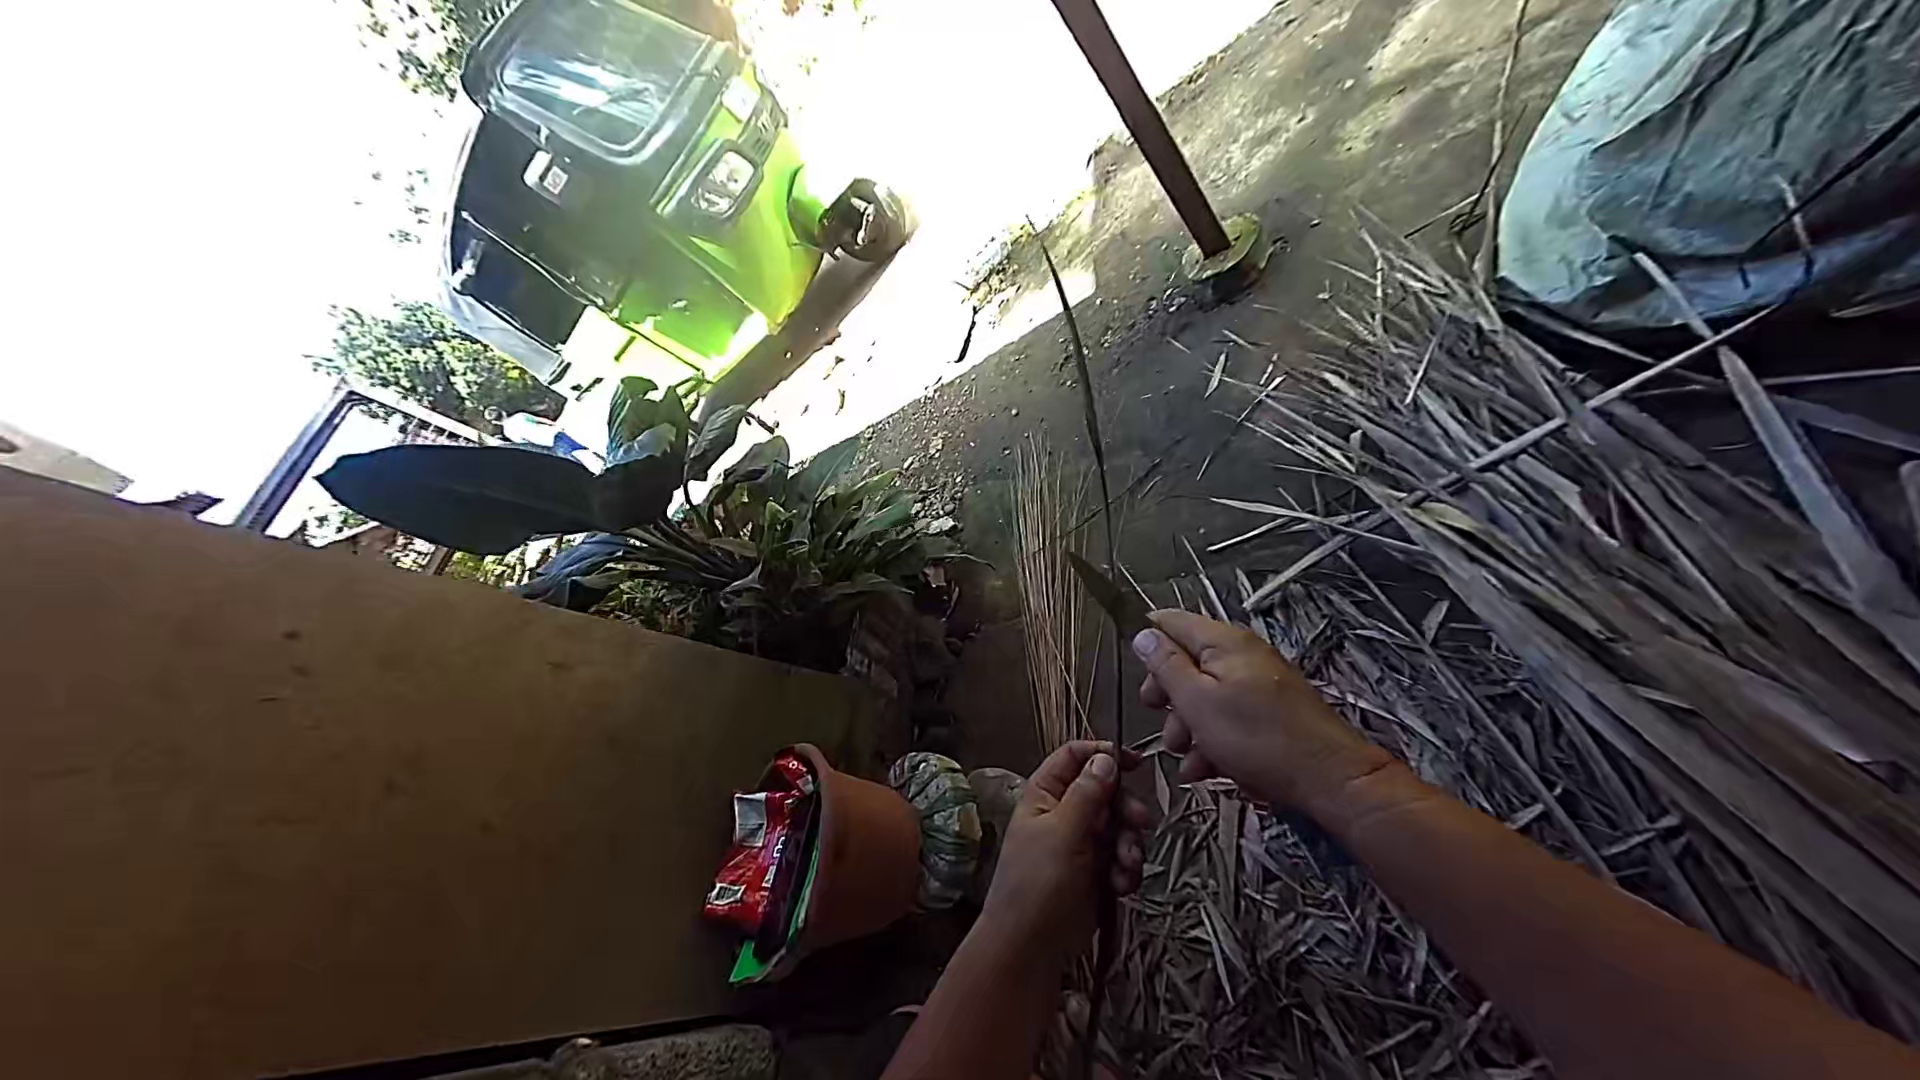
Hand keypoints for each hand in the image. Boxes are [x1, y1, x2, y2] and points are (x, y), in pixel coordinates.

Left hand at [979, 741, 1151, 957]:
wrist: (1030, 947)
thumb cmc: (1038, 883)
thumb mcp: (1063, 832)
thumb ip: (1087, 794)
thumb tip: (1106, 758)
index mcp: (1046, 793)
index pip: (1074, 756)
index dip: (1103, 754)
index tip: (1134, 762)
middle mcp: (1064, 811)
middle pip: (1106, 791)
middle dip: (1125, 808)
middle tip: (1140, 823)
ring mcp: (1081, 841)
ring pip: (1119, 825)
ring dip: (1128, 844)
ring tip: (1125, 866)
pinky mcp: (1096, 870)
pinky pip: (1121, 856)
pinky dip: (1125, 869)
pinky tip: (1120, 885)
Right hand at [1133, 610, 1391, 811]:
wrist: (1331, 780)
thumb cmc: (1259, 739)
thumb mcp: (1197, 701)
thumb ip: (1166, 665)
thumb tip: (1143, 634)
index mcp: (1222, 641)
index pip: (1170, 620)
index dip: (1147, 642)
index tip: (1138, 674)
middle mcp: (1240, 654)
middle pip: (1185, 662)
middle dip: (1167, 695)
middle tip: (1162, 721)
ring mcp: (1257, 682)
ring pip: (1204, 695)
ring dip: (1188, 726)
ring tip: (1189, 758)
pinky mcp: (1269, 712)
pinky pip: (1228, 716)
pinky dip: (1213, 739)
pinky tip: (1208, 769)